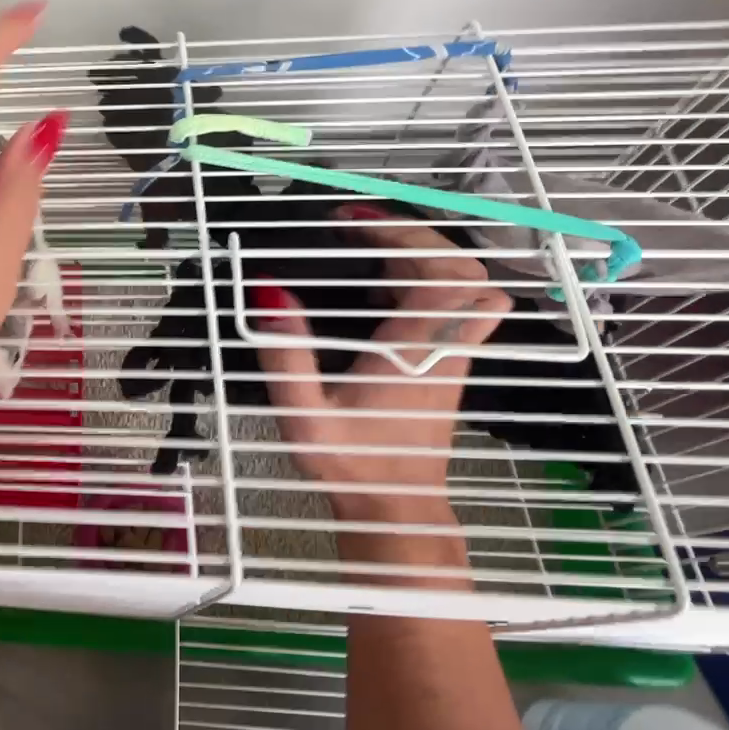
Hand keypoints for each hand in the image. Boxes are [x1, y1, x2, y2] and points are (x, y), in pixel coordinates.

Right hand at [255, 206, 508, 523]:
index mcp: (415, 350)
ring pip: (462, 283)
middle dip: (410, 235)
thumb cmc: (352, 463)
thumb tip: (266, 291)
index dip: (399, 234)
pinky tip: (373, 290)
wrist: (397, 507)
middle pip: (460, 267)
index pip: (437, 273)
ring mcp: (451, 352)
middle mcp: (443, 344)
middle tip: (356, 227)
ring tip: (362, 247)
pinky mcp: (445, 361)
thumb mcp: (304, 414)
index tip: (348, 222)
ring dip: (417, 254)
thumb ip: (285, 355)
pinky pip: (450, 302)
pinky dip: (418, 279)